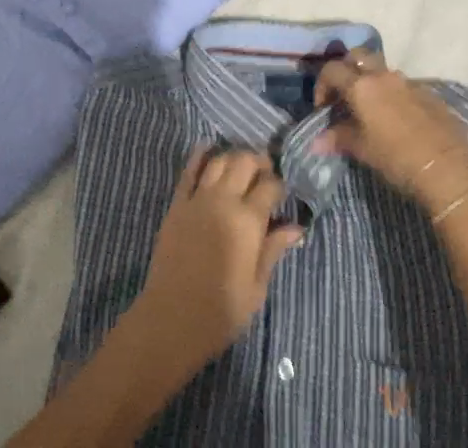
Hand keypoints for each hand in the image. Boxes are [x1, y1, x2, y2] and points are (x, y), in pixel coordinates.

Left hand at [131, 146, 303, 367]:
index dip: (281, 186)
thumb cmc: (221, 310)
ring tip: (243, 166)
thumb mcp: (257, 286)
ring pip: (218, 161)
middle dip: (259, 162)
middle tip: (266, 173)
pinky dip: (200, 156)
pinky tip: (208, 150)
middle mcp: (222, 201)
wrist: (172, 318)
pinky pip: (188, 171)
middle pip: (244, 162)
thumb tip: (296, 227)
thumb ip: (273, 250)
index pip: (270, 186)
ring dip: (234, 156)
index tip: (284, 195)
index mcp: (247, 222)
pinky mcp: (176, 205)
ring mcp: (196, 200)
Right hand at [315, 50, 467, 211]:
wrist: (448, 168)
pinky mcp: (429, 94)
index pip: (332, 70)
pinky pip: (403, 86)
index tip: (323, 108)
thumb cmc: (396, 157)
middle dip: (346, 70)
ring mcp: (409, 83)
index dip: (322, 85)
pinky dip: (392, 94)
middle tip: (344, 96)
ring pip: (382, 70)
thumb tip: (316, 142)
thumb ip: (338, 138)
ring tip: (370, 110)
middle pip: (357, 56)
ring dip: (370, 82)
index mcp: (362, 86)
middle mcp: (384, 77)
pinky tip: (396, 119)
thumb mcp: (362, 149)